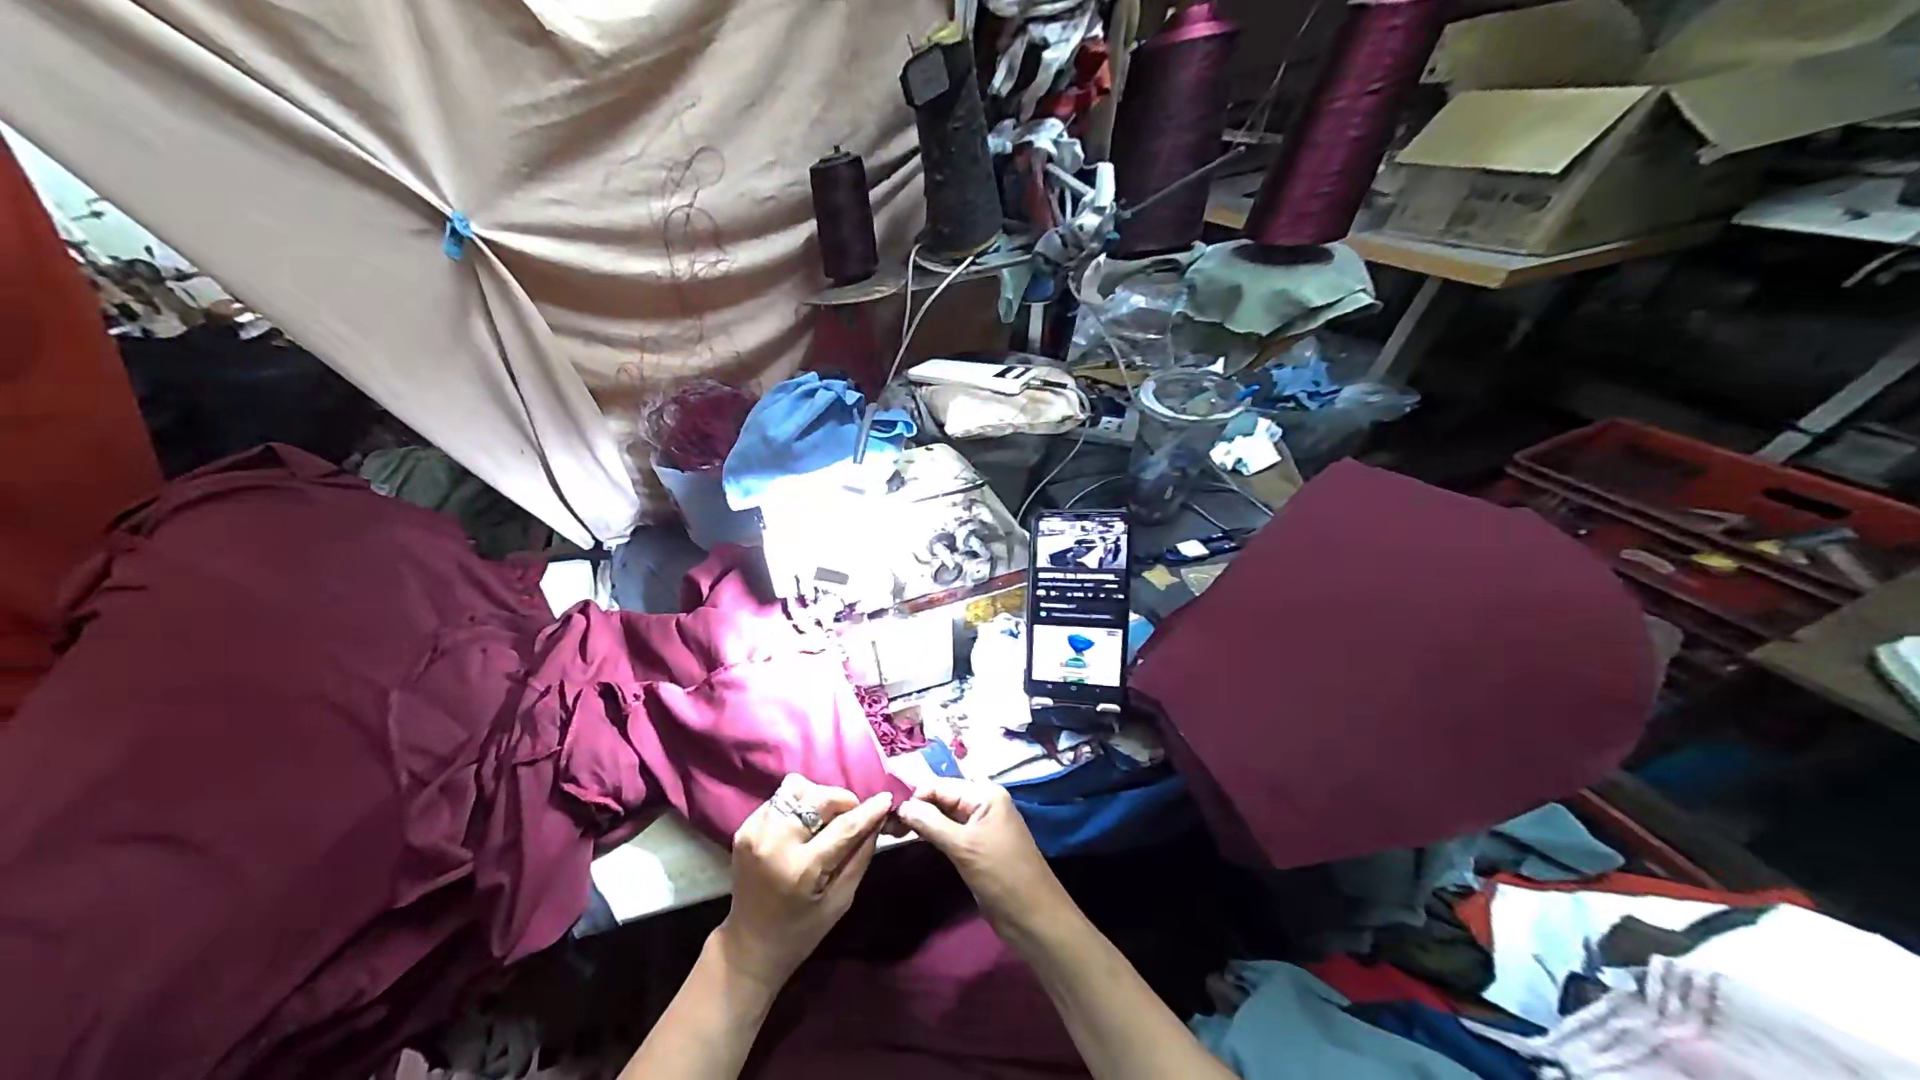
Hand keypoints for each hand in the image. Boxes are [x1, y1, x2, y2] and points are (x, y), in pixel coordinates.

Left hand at [715, 774, 893, 990]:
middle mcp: (774, 843)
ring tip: (824, 819)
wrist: (750, 945)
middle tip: (851, 815)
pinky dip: (797, 805)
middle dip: (842, 800)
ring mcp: (755, 832)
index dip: (869, 810)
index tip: (887, 799)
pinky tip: (802, 825)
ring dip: (817, 798)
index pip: (843, 826)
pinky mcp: (744, 828)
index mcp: (800, 868)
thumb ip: (861, 855)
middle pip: (818, 797)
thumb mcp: (841, 900)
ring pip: (796, 788)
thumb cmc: (802, 931)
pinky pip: (780, 799)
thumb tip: (878, 819)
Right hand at [894, 777, 1066, 934]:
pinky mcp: (978, 844)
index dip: (914, 796)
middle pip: (942, 797)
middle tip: (888, 825)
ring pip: (944, 815)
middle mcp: (983, 803)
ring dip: (923, 821)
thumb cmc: (1001, 876)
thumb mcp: (963, 847)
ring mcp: (981, 824)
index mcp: (985, 794)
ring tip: (895, 832)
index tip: (888, 814)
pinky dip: (934, 833)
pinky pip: (951, 831)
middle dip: (917, 808)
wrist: (1033, 916)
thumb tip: (901, 805)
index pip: (940, 785)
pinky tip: (915, 839)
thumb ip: (930, 822)